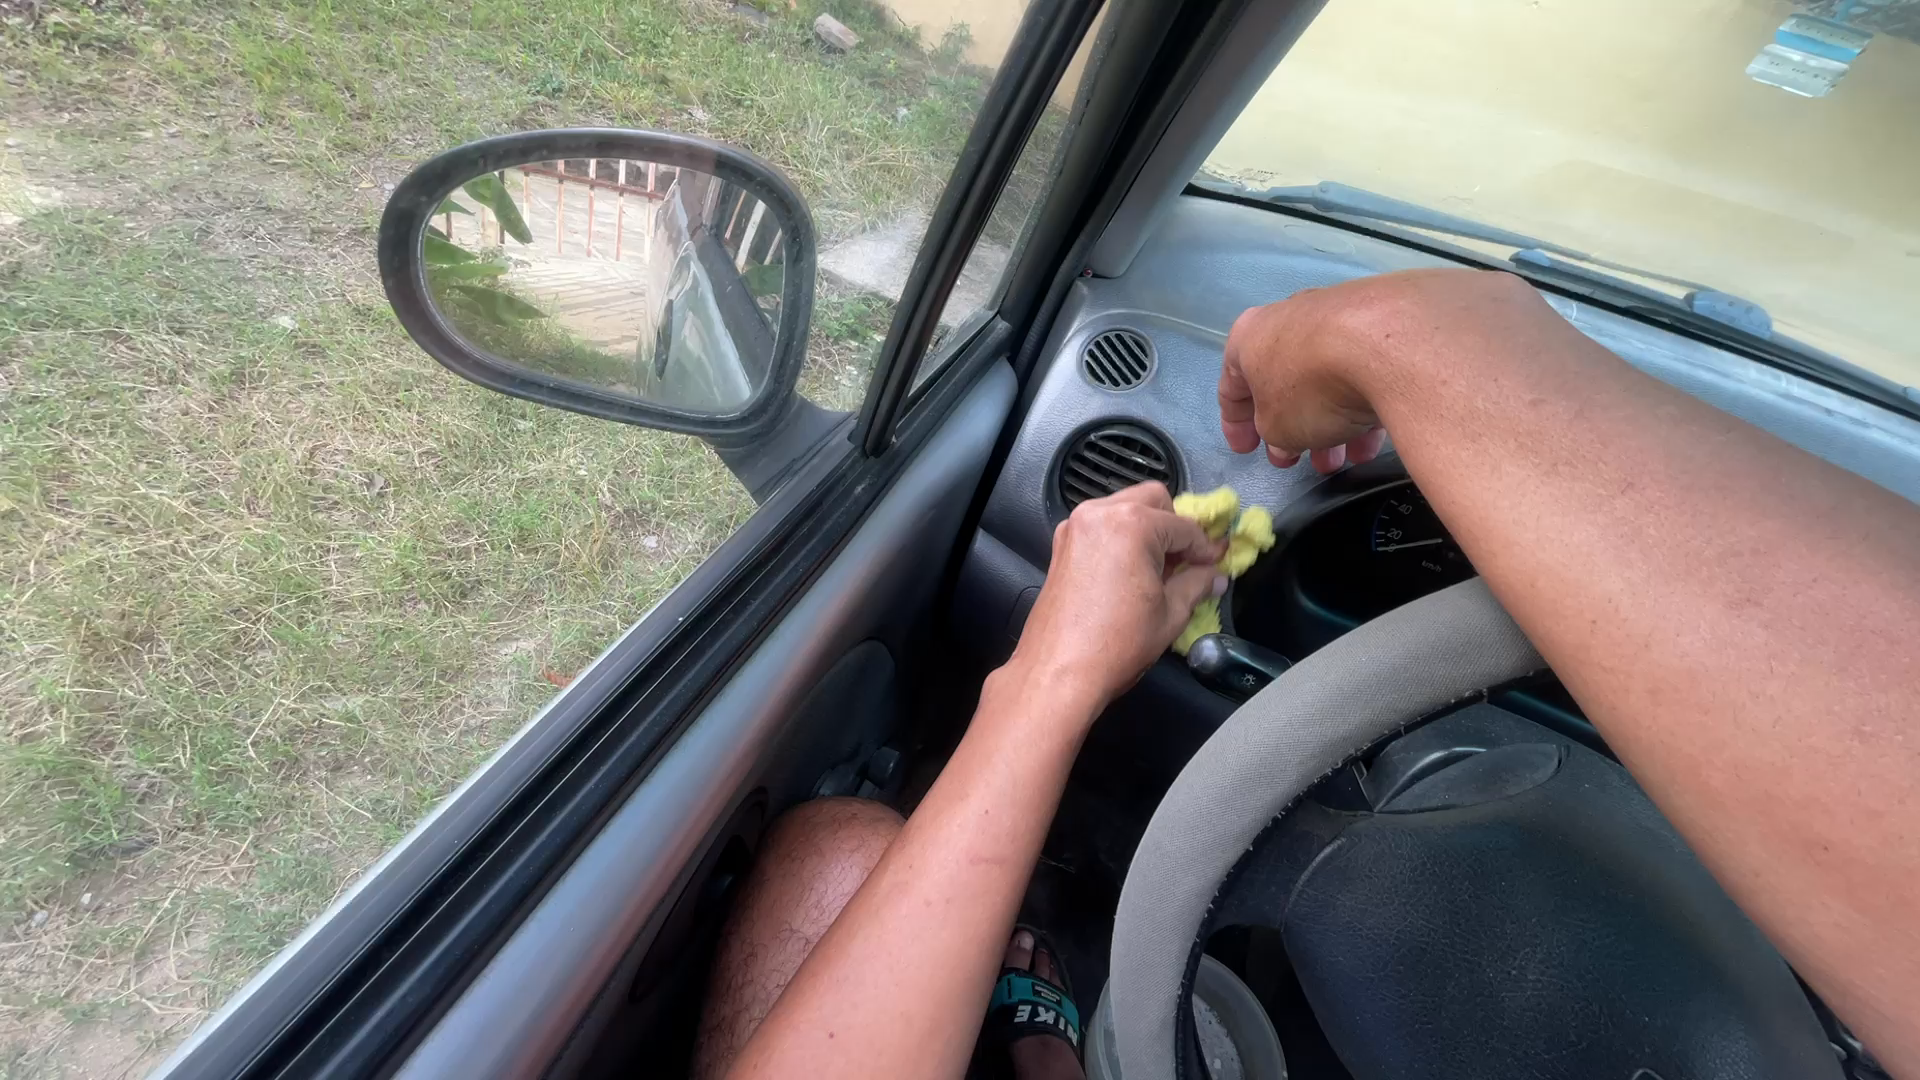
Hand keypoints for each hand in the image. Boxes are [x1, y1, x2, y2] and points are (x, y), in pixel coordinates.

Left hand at [1006, 483, 1225, 715]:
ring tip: (1161, 570)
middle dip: (1174, 527)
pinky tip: (1133, 572)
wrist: (1059, 671)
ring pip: (1124, 509)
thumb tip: (1213, 576)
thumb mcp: (1170, 614)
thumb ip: (1197, 585)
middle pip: (1152, 500)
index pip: (1184, 525)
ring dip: (1148, 530)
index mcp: (1130, 524)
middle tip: (1188, 561)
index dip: (1206, 547)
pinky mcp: (1062, 546)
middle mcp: (1098, 515)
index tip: (1216, 562)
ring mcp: (1075, 528)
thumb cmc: (1113, 645)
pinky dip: (1122, 539)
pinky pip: (1102, 527)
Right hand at [1219, 268, 1549, 471]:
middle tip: (1300, 460)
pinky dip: (1365, 401)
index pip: (1232, 386)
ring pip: (1328, 377)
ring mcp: (1342, 311)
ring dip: (1331, 422)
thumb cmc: (1311, 386)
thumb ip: (1272, 432)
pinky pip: (1366, 368)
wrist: (1394, 342)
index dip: (1236, 425)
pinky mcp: (1389, 317)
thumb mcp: (1276, 428)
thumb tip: (1287, 434)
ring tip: (1346, 457)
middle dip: (1293, 428)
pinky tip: (1376, 435)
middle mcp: (1291, 316)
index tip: (1246, 451)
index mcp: (1250, 336)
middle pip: (1286, 382)